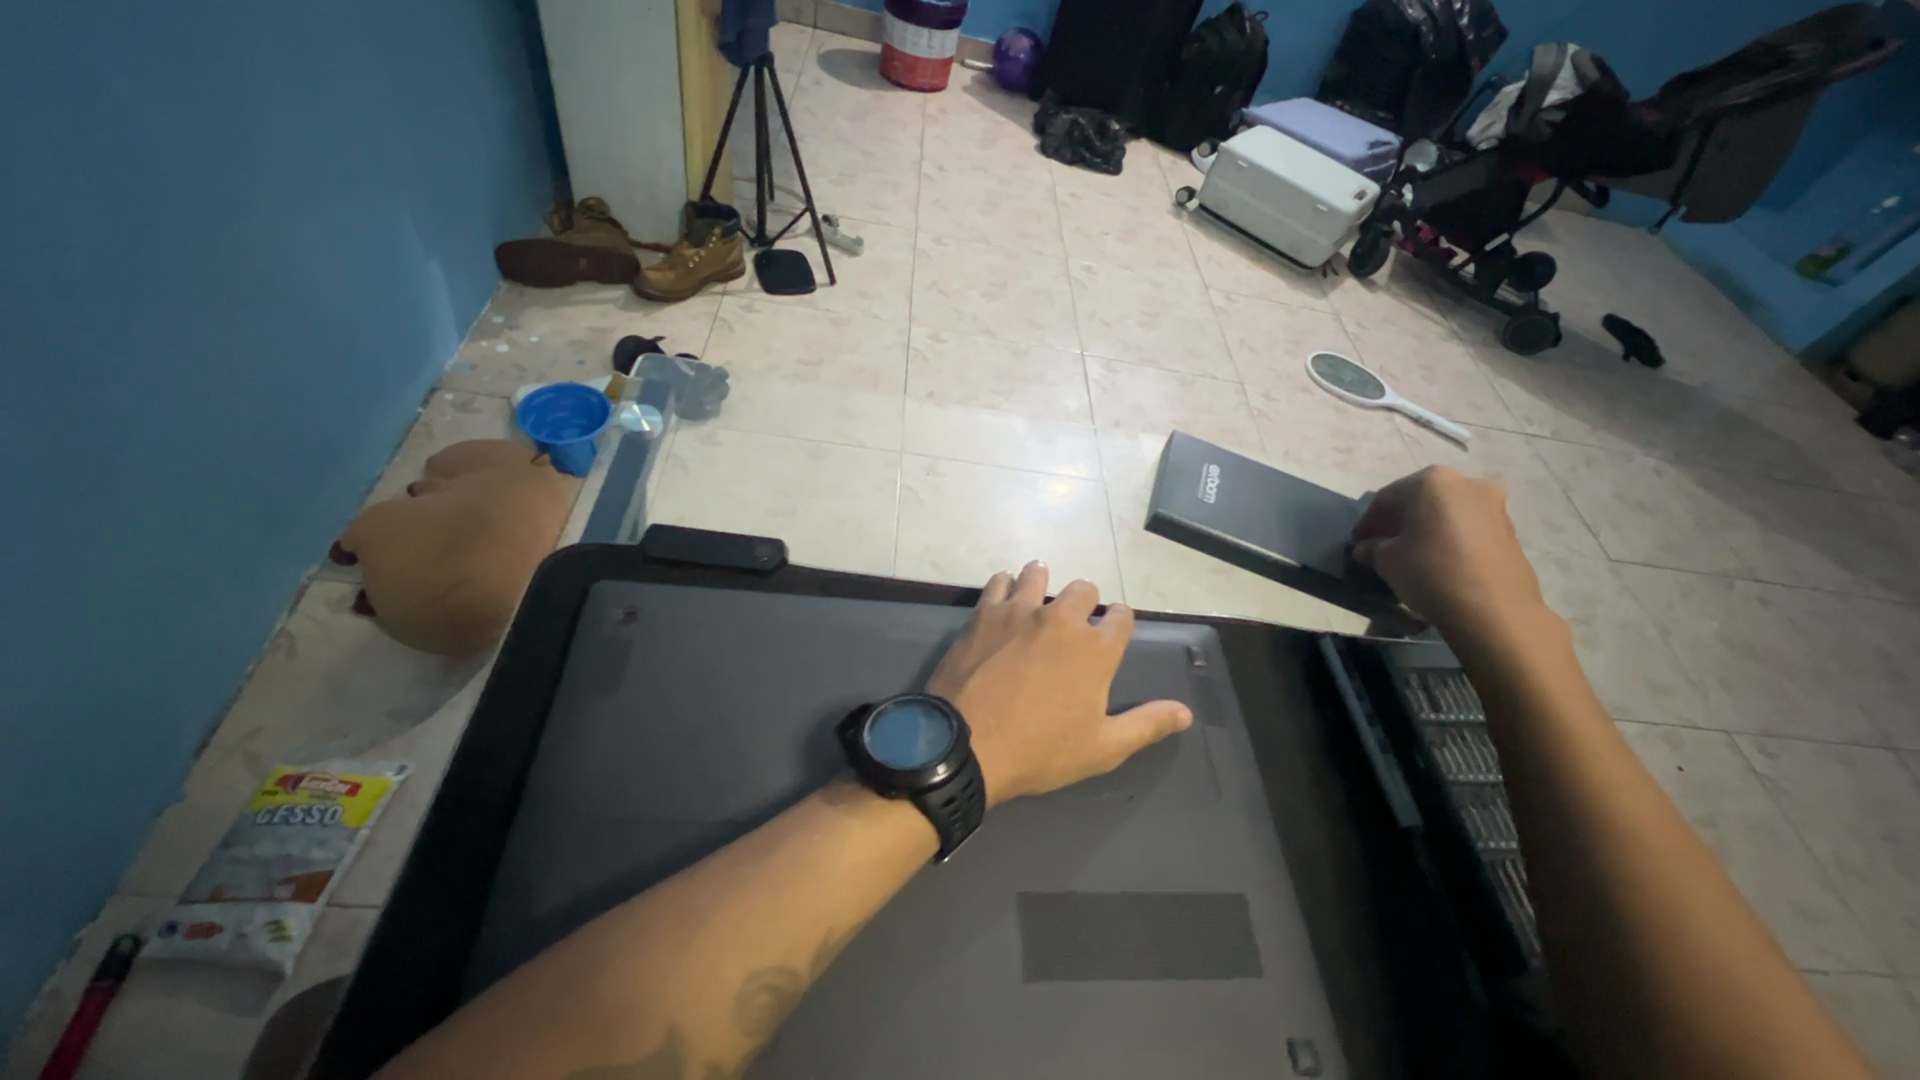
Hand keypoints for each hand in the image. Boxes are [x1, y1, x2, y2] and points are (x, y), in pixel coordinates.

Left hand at [925, 562, 1192, 807]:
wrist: (968, 745)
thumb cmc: (1040, 750)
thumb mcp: (1102, 748)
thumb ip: (1147, 724)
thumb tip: (1186, 713)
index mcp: (1097, 649)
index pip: (1122, 618)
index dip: (1120, 623)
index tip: (1113, 632)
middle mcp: (1062, 618)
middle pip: (1083, 590)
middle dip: (1085, 602)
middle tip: (1074, 622)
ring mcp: (1020, 611)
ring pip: (1038, 574)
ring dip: (1043, 582)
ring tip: (1038, 595)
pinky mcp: (985, 614)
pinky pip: (999, 582)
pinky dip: (1005, 586)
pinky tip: (1003, 599)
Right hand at [1351, 465, 1549, 636]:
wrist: (1495, 609)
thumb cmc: (1431, 573)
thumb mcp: (1387, 561)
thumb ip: (1372, 548)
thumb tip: (1367, 548)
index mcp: (1431, 481)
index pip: (1387, 497)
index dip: (1368, 521)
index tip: (1358, 542)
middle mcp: (1466, 483)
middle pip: (1421, 499)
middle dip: (1400, 521)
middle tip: (1384, 545)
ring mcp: (1493, 504)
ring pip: (1447, 511)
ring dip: (1427, 527)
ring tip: (1413, 553)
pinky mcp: (1509, 529)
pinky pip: (1468, 526)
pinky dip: (1450, 537)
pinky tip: (1440, 559)